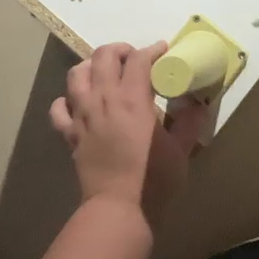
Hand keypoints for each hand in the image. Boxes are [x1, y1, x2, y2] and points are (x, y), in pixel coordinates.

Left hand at [49, 41, 208, 217]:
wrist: (118, 208)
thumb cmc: (153, 180)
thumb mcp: (181, 150)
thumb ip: (190, 123)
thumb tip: (199, 104)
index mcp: (133, 99)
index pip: (140, 59)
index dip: (152, 50)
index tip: (163, 51)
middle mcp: (104, 99)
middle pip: (103, 56)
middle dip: (120, 50)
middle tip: (134, 59)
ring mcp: (82, 114)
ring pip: (76, 74)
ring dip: (90, 66)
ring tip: (103, 73)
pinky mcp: (70, 133)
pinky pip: (58, 108)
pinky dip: (66, 101)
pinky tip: (78, 104)